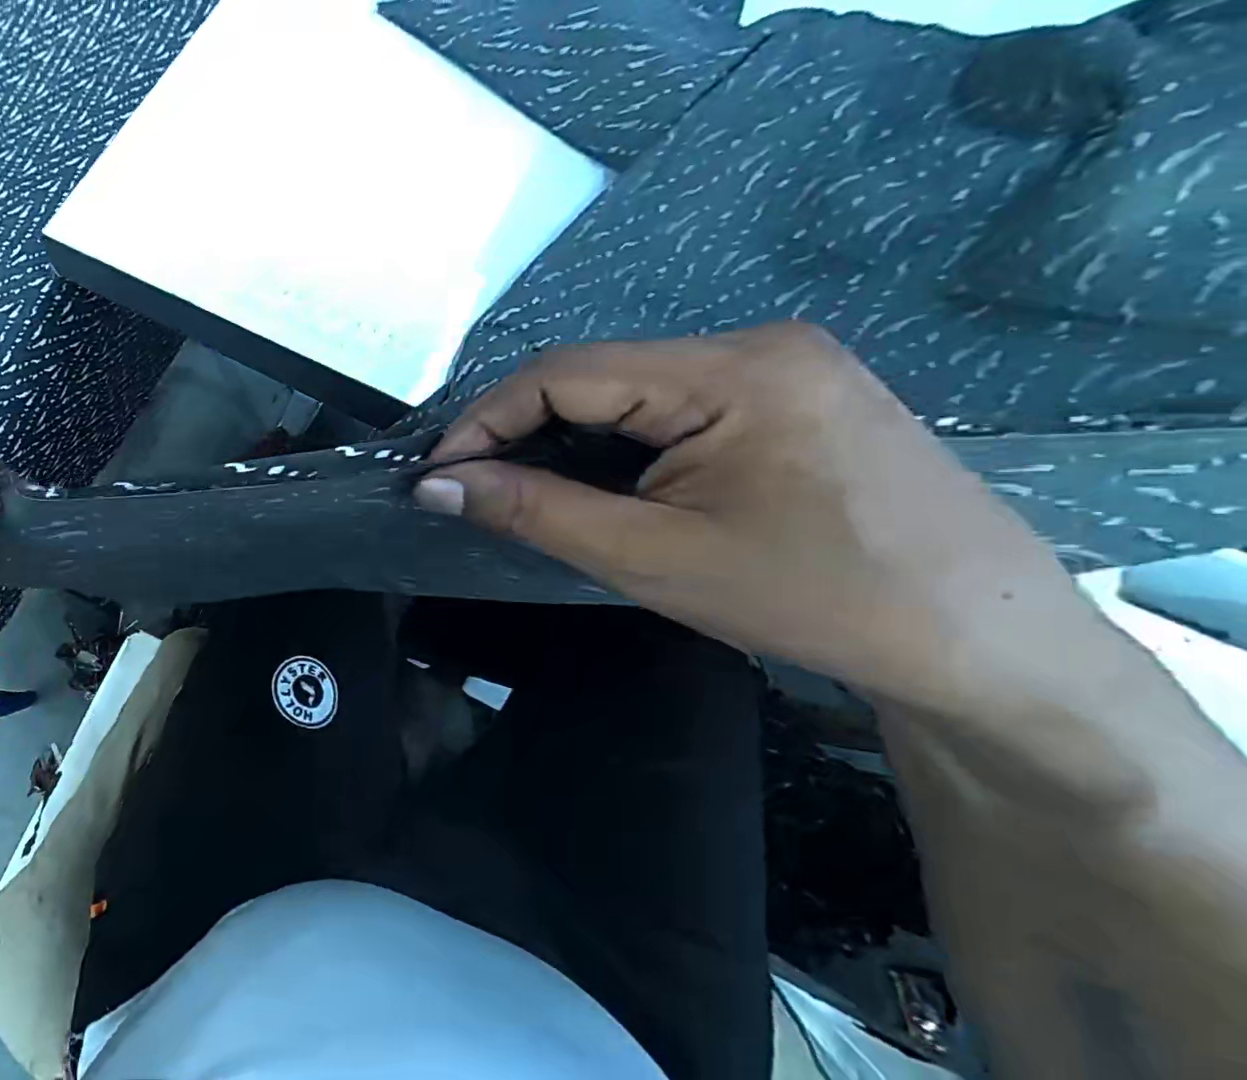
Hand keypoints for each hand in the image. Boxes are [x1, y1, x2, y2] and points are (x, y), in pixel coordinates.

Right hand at [416, 322, 1109, 725]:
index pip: (566, 370)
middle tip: (474, 488)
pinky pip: (675, 403)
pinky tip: (605, 483)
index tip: (438, 474)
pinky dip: (620, 442)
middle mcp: (755, 343)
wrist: (979, 643)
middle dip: (522, 429)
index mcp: (730, 368)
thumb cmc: (810, 599)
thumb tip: (436, 485)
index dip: (486, 418)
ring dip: (569, 437)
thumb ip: (534, 511)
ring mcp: (782, 365)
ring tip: (526, 491)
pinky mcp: (794, 395)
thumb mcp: (651, 557)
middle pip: (599, 373)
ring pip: (634, 388)